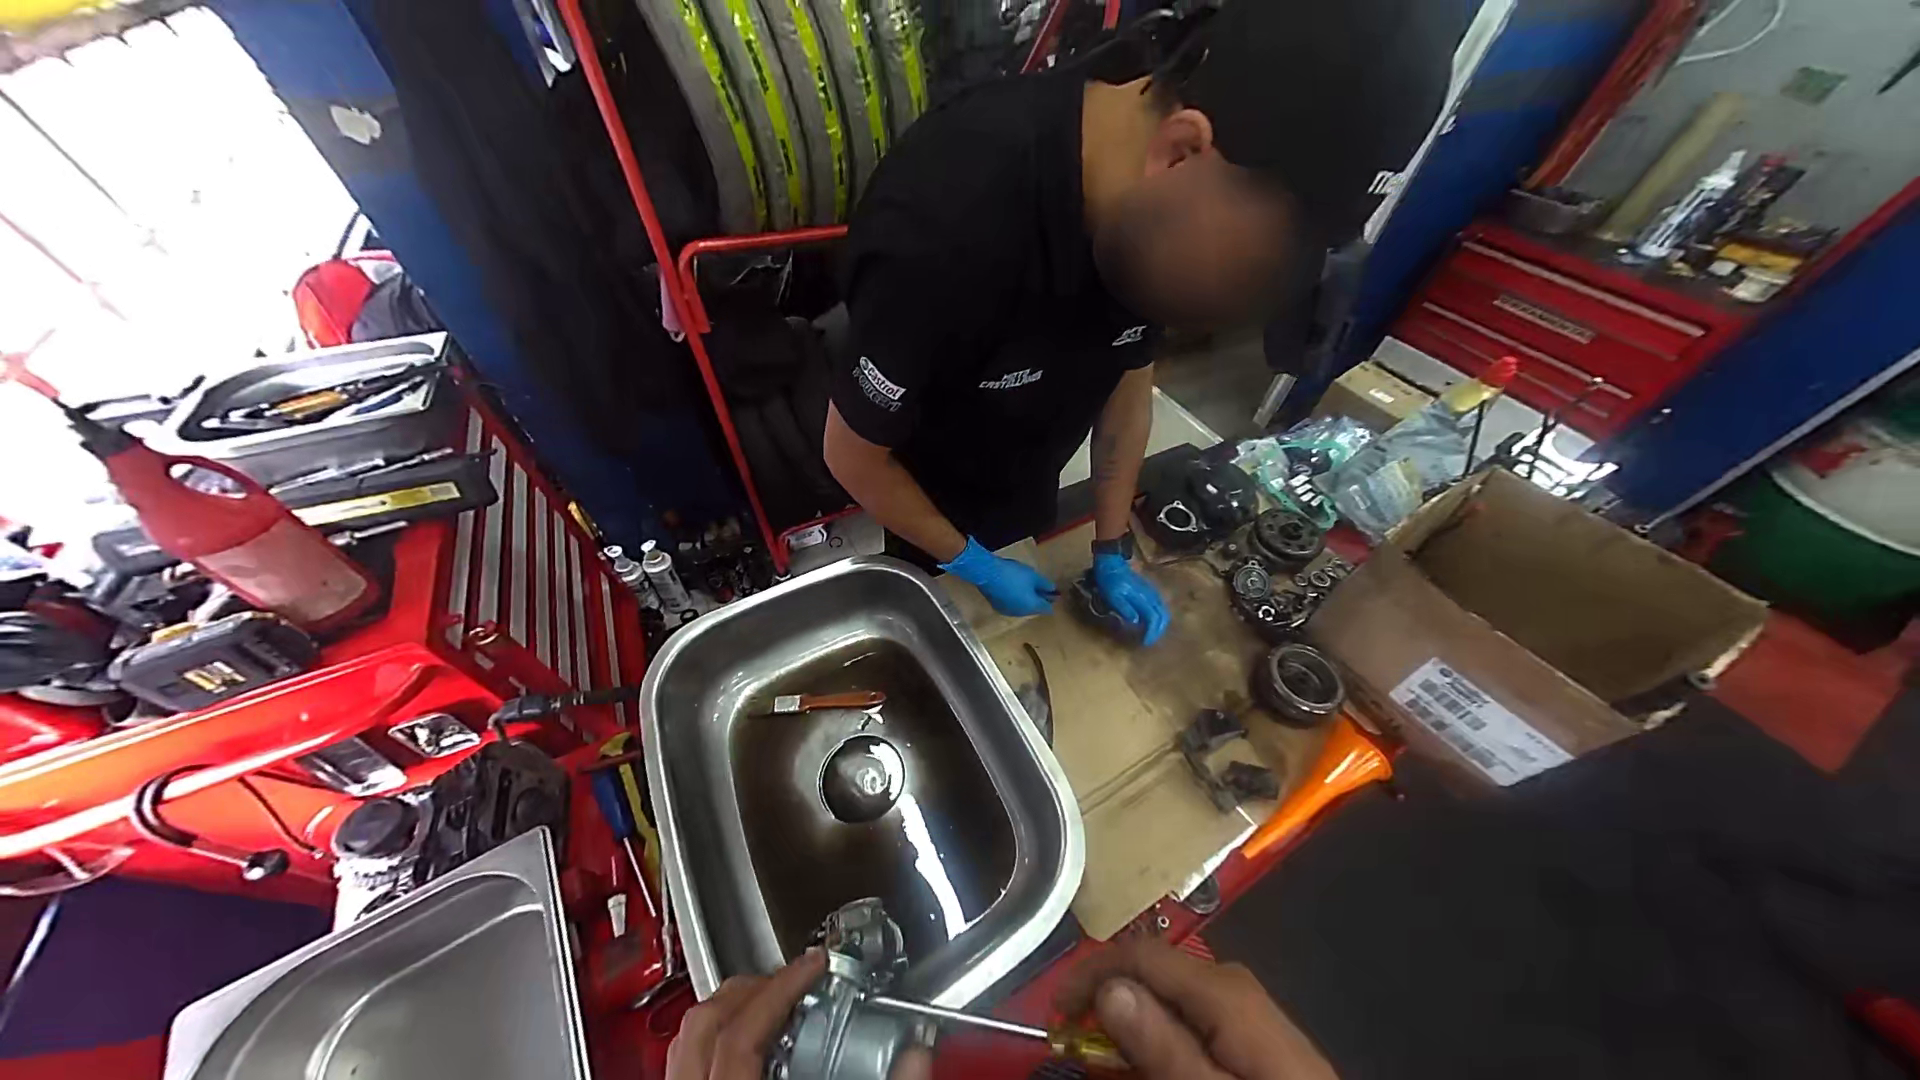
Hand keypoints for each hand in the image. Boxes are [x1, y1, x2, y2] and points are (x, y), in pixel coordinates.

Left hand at [667, 951, 932, 1079]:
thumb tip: (916, 1057)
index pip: (740, 1038)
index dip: (781, 989)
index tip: (814, 967)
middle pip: (703, 1028)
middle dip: (755, 987)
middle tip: (797, 980)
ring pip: (685, 1045)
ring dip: (732, 1010)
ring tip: (776, 1005)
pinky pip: (684, 1070)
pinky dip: (718, 1042)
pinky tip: (757, 1052)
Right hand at [940, 537, 1058, 616]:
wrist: (987, 574)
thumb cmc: (1013, 574)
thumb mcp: (1033, 576)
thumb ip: (1045, 584)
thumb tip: (1053, 590)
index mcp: (1032, 607)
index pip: (1047, 608)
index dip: (1051, 600)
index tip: (1054, 591)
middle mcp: (1021, 613)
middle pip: (1035, 609)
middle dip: (1039, 599)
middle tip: (1040, 586)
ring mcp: (1008, 612)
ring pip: (1023, 608)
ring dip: (1027, 599)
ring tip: (1026, 586)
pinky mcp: (998, 607)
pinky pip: (1012, 605)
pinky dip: (1016, 599)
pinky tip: (1014, 589)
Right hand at [1055, 937, 1336, 1079]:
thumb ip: (1163, 1046)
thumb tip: (1108, 989)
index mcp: (1222, 989)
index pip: (1139, 955)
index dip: (1091, 974)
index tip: (1056, 1009)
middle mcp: (1230, 981)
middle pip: (1151, 970)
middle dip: (1110, 997)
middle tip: (1079, 1040)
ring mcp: (1243, 1002)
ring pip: (1168, 993)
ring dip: (1134, 1018)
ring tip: (1111, 1054)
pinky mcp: (1250, 1026)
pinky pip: (1191, 1013)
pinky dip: (1162, 1031)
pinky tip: (1156, 1057)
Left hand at [1090, 552, 1169, 644]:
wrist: (1112, 563)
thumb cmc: (1110, 580)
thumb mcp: (1112, 596)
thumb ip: (1124, 608)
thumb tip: (1135, 621)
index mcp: (1142, 598)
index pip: (1153, 619)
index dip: (1151, 632)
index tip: (1145, 642)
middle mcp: (1151, 596)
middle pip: (1162, 616)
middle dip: (1158, 631)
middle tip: (1150, 640)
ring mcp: (1151, 592)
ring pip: (1163, 611)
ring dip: (1159, 624)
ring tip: (1151, 633)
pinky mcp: (1149, 591)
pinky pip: (1159, 607)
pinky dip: (1158, 617)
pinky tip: (1151, 621)